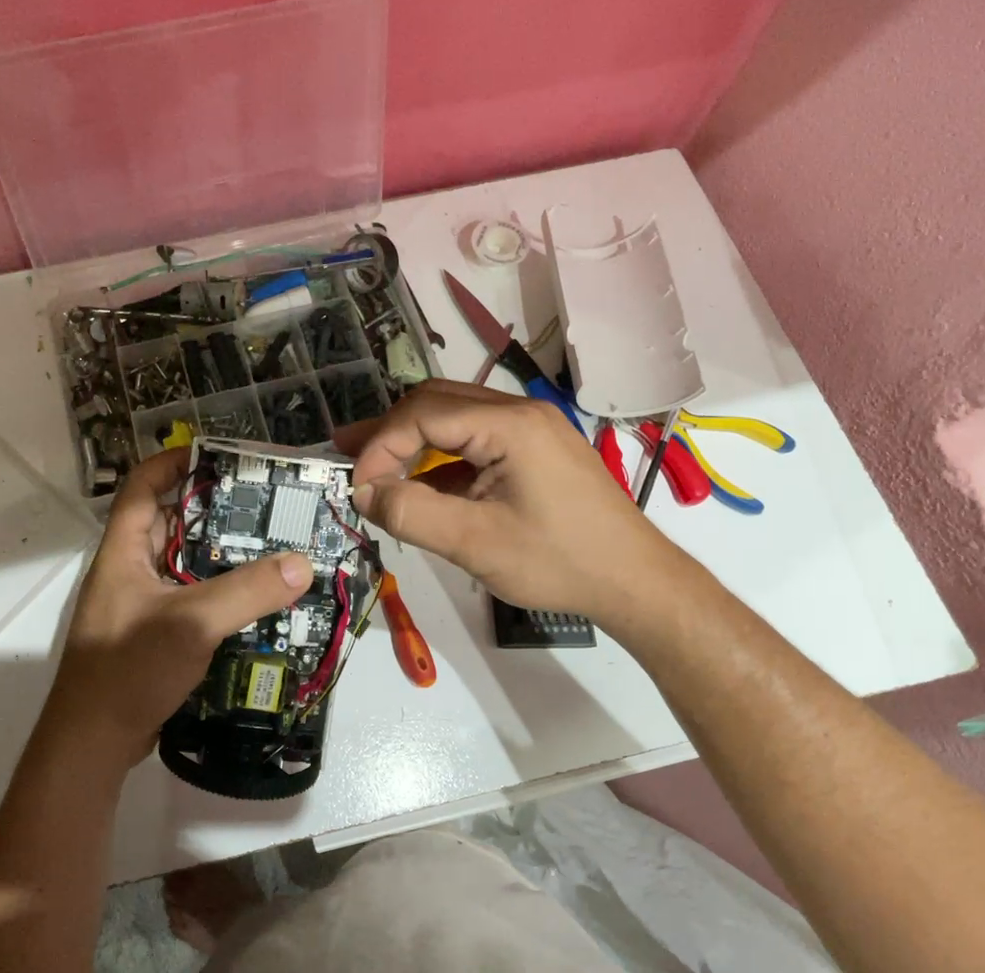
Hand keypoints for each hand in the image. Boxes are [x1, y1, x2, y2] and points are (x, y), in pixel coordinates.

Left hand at [44, 448, 312, 759]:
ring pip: (180, 563)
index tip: (216, 455)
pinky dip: (215, 590)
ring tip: (267, 544)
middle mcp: (127, 571)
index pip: (142, 487)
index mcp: (122, 552)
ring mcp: (137, 605)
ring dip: (217, 552)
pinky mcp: (149, 635)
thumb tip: (302, 564)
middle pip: (167, 522)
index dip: (172, 463)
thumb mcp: (191, 623)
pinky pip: (186, 597)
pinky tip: (251, 599)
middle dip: (210, 508)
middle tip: (261, 502)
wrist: (92, 743)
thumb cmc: (129, 668)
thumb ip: (247, 592)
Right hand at [346, 380, 692, 627]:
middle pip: (436, 402)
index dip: (380, 446)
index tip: (358, 487)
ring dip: (413, 441)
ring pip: (455, 417)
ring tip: (375, 467)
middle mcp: (521, 411)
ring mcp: (532, 428)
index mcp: (510, 424)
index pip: (422, 414)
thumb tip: (364, 493)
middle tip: (349, 455)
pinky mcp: (536, 449)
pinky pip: (476, 439)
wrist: (635, 581)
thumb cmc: (558, 562)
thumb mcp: (474, 543)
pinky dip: (442, 458)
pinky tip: (423, 487)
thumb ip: (411, 514)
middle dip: (389, 430)